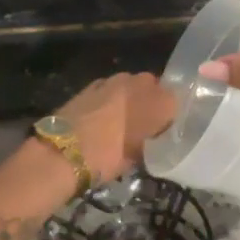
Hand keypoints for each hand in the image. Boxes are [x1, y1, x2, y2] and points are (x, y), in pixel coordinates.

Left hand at [52, 72, 176, 181]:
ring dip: (130, 96)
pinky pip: (110, 87)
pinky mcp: (93, 83)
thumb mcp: (137, 157)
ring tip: (122, 117)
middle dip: (150, 100)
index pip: (175, 102)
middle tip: (144, 122)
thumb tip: (148, 138)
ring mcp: (115, 80)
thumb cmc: (107, 159)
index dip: (169, 115)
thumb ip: (149, 141)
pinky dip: (111, 97)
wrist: (64, 152)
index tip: (163, 128)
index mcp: (160, 102)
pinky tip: (104, 114)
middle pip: (153, 87)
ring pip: (131, 84)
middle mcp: (141, 84)